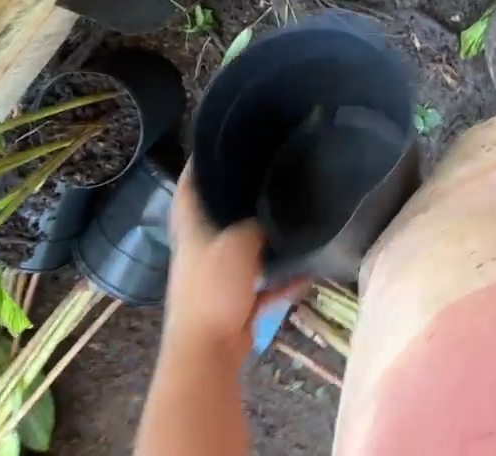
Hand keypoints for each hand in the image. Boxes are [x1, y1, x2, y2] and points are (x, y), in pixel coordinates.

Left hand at [163, 166, 302, 358]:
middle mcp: (199, 248)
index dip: (200, 162)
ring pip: (241, 249)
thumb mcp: (240, 243)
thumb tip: (273, 210)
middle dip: (238, 197)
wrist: (209, 353)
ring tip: (289, 216)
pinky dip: (281, 280)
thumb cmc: (214, 288)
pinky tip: (307, 272)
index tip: (223, 142)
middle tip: (268, 173)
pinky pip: (261, 284)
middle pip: (217, 214)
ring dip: (262, 240)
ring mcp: (215, 277)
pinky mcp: (233, 302)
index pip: (189, 185)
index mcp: (191, 228)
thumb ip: (257, 222)